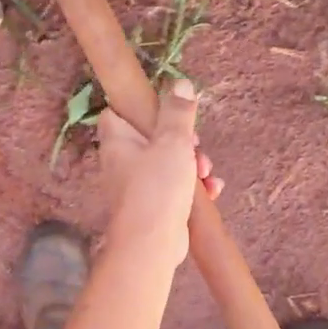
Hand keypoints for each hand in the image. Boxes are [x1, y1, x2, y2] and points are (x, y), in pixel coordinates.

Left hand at [96, 78, 222, 268]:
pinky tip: (210, 191)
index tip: (168, 111)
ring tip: (205, 173)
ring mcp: (138, 188)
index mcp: (118, 142)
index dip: (141, 108)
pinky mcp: (154, 208)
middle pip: (152, 139)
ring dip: (192, 166)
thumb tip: (180, 83)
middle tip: (196, 147)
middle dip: (182, 141)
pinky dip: (192, 189)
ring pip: (168, 165)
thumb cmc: (157, 188)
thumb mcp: (172, 142)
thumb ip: (178, 112)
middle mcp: (122, 164)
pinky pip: (175, 189)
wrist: (152, 245)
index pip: (117, 114)